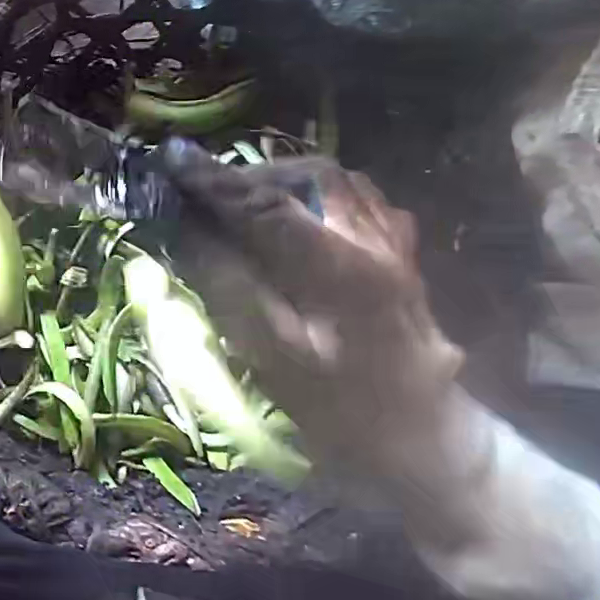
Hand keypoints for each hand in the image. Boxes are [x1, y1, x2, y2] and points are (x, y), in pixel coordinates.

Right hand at [161, 140, 599, 599]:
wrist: (428, 443)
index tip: (171, 156)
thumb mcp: (269, 353)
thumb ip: (226, 282)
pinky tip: (296, 216)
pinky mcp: (399, 252)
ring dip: (281, 181)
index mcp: (338, 267)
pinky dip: (314, 195)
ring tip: (245, 204)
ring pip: (334, 179)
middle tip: (207, 196)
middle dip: (248, 177)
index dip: (211, 178)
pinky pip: (356, 198)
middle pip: (305, 176)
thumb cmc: (341, 410)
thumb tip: (188, 228)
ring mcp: (393, 242)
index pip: (262, 203)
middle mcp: (372, 239)